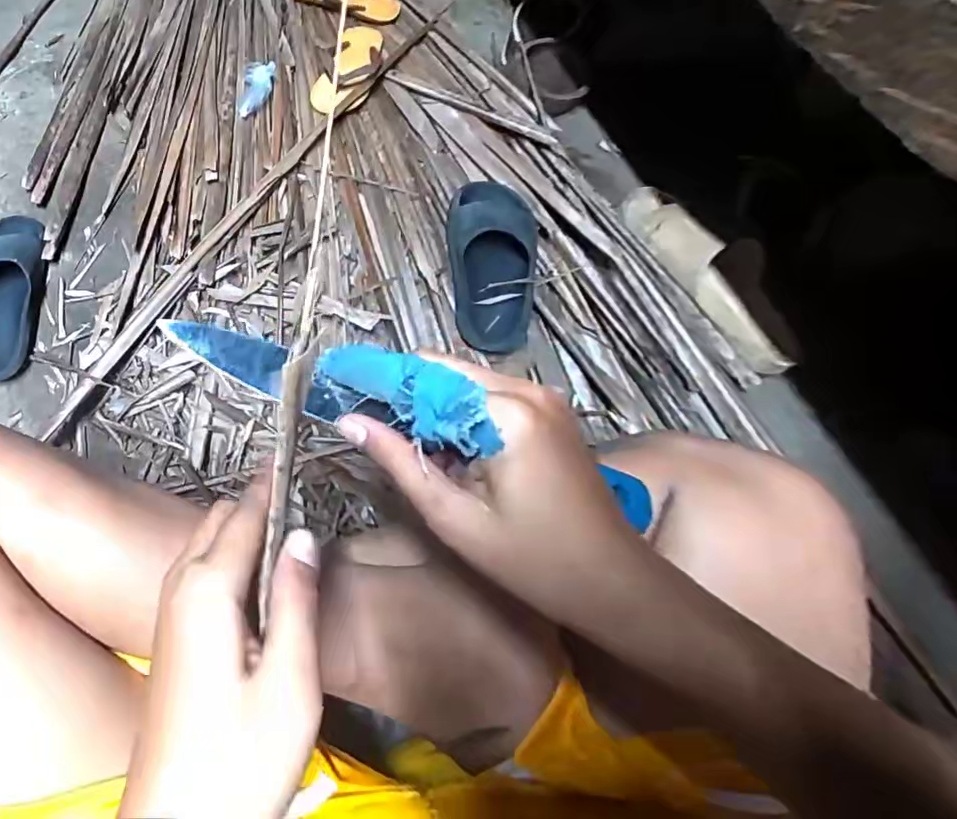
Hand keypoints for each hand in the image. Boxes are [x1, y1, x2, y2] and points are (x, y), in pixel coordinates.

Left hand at [120, 478, 322, 818]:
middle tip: (293, 493)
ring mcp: (168, 609)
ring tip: (282, 529)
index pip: (243, 515)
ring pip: (205, 542)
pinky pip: (198, 569)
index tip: (289, 463)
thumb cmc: (233, 764)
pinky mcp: (170, 633)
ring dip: (238, 527)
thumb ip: (295, 601)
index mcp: (206, 590)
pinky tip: (253, 579)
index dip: (269, 487)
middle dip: (253, 501)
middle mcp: (179, 589)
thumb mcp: (288, 682)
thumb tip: (302, 540)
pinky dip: (226, 555)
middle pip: (218, 520)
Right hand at [337, 357, 642, 606]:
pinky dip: (454, 413)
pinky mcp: (547, 411)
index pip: (424, 373)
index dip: (378, 378)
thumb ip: (398, 460)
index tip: (339, 382)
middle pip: (442, 371)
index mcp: (506, 412)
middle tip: (362, 419)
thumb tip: (348, 420)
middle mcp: (527, 390)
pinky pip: (484, 397)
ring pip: (461, 382)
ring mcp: (542, 398)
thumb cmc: (533, 561)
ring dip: (427, 404)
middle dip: (401, 392)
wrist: (617, 586)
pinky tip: (439, 445)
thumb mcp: (452, 515)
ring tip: (395, 437)